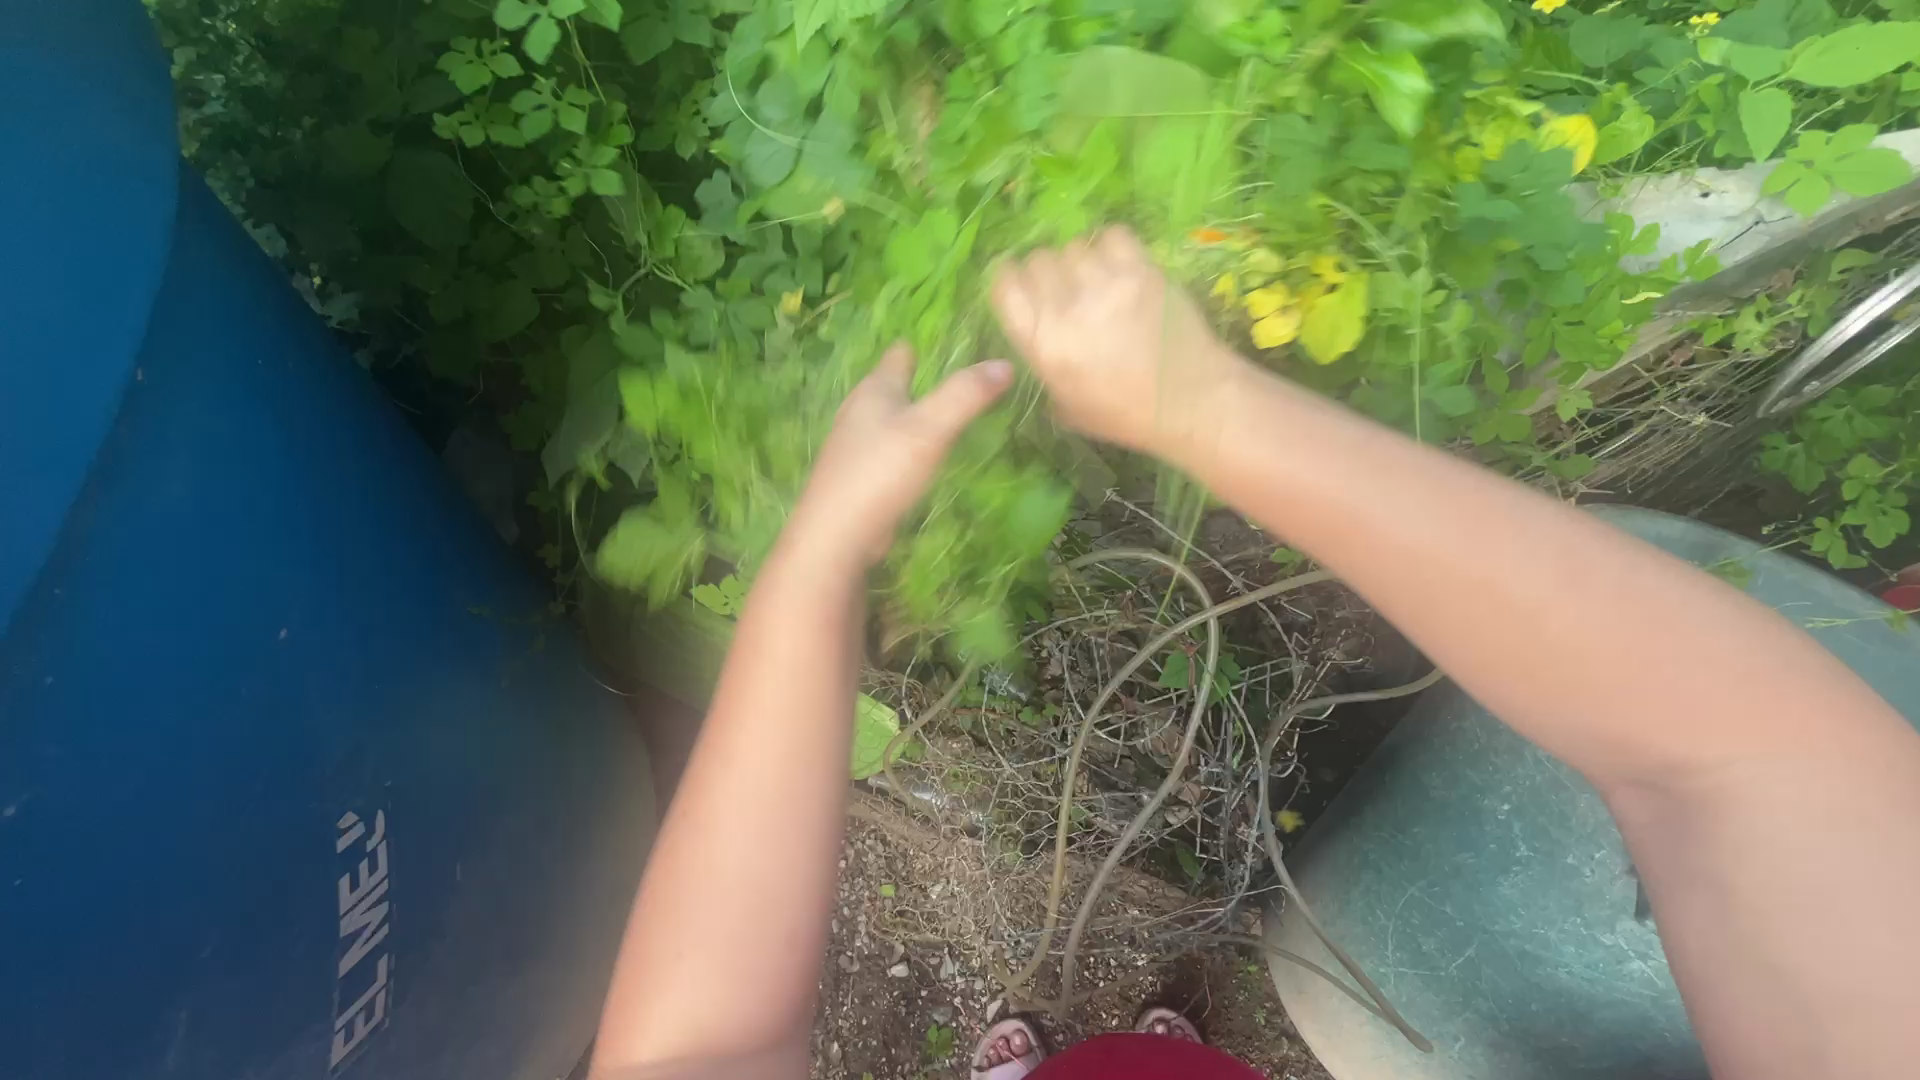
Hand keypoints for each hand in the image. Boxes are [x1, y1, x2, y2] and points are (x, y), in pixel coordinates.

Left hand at [786, 344, 1012, 567]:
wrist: (837, 534)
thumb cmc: (881, 471)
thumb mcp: (931, 428)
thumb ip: (966, 395)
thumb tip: (1004, 364)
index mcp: (875, 389)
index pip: (900, 354)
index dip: (924, 347)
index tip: (953, 345)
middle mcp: (859, 411)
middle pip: (892, 386)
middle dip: (919, 382)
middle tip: (959, 384)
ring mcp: (855, 446)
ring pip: (888, 420)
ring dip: (912, 418)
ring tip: (944, 420)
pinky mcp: (858, 477)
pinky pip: (887, 452)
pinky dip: (906, 449)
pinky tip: (921, 462)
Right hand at [991, 226, 1250, 461]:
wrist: (1190, 403)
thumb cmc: (1124, 414)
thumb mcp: (1065, 405)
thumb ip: (1042, 364)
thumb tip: (1037, 333)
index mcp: (1043, 344)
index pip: (1005, 286)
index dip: (1008, 280)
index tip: (1019, 285)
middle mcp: (1067, 309)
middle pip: (1037, 260)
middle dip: (1044, 272)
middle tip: (1062, 289)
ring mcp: (1106, 285)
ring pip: (1074, 246)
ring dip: (1079, 261)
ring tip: (1094, 280)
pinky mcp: (1142, 270)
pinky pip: (1112, 236)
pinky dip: (1110, 247)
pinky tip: (1117, 267)